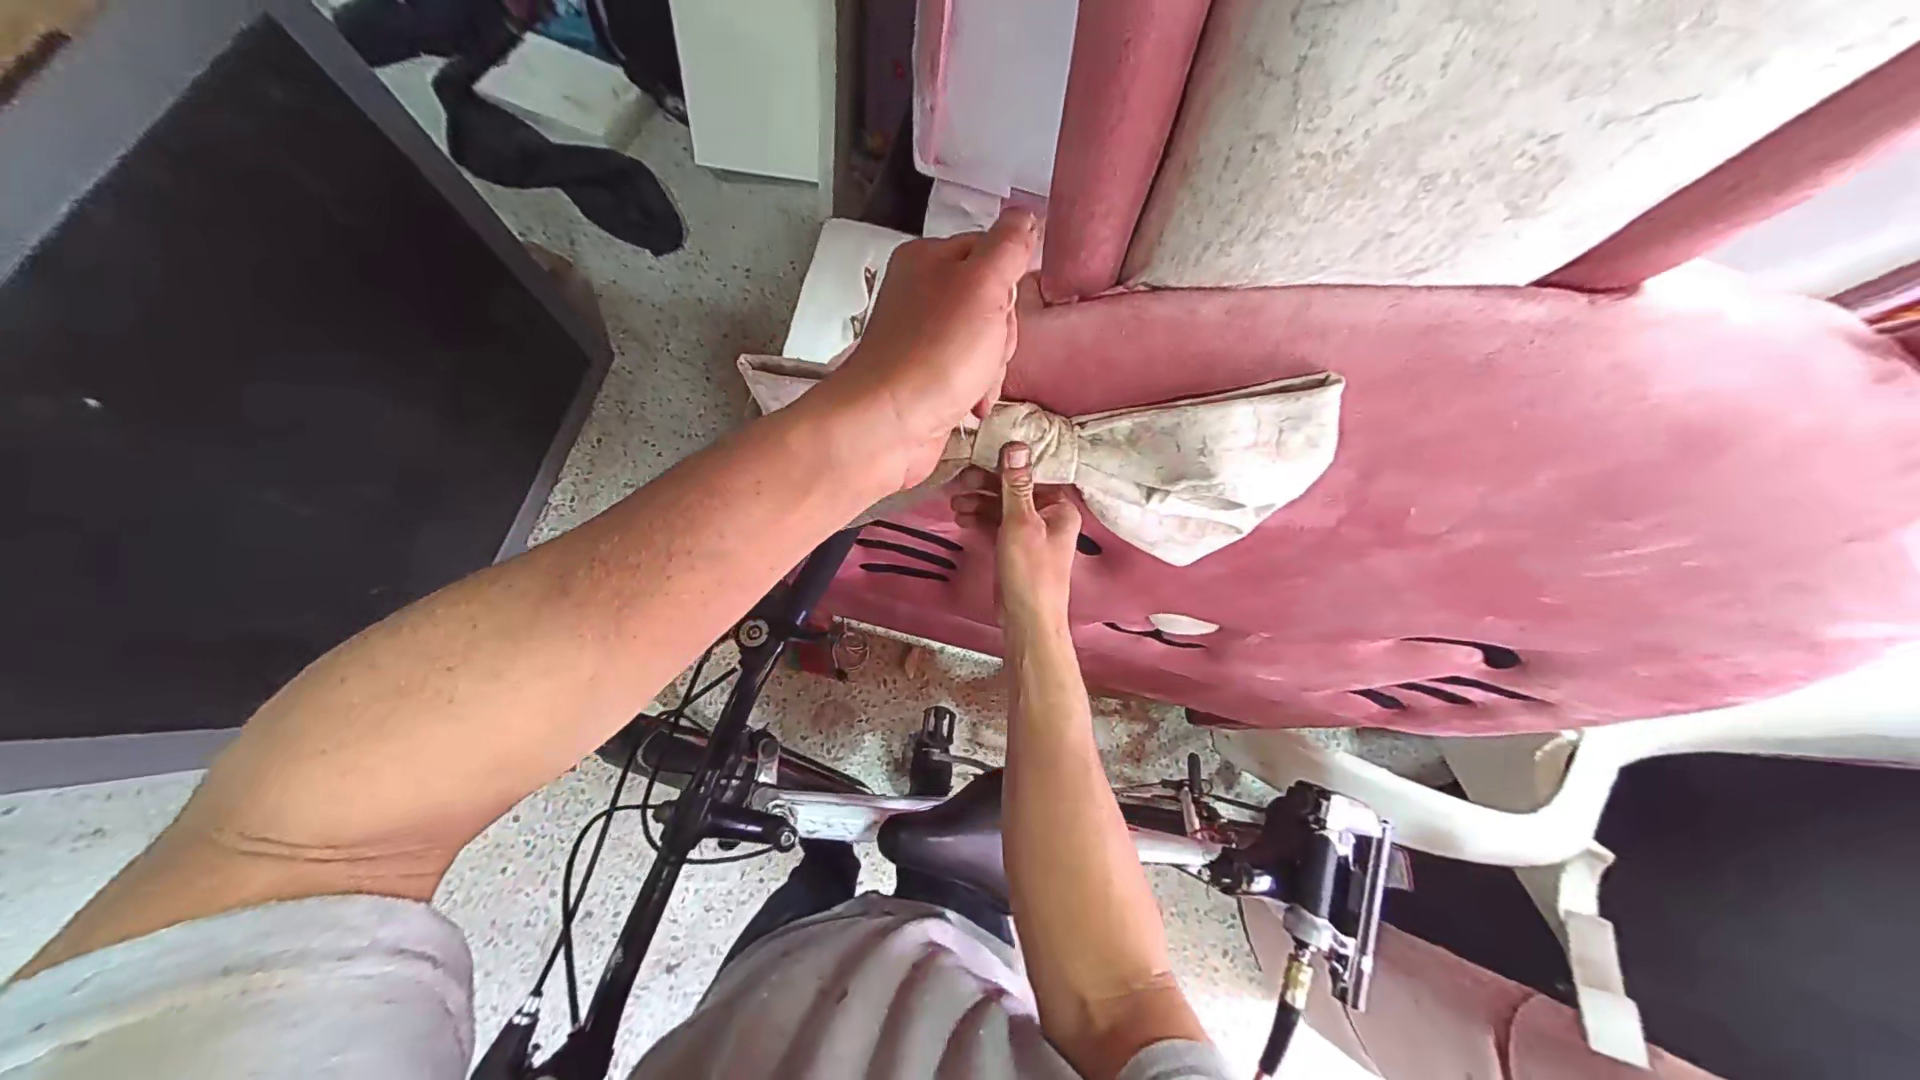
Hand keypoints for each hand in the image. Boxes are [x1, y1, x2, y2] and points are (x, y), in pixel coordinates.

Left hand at [815, 209, 1038, 491]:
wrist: (889, 425)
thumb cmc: (930, 357)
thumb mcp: (982, 286)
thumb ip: (1008, 246)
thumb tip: (1025, 217)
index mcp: (929, 260)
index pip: (992, 253)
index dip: (1008, 285)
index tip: (1003, 307)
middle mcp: (923, 296)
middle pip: (994, 302)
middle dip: (1001, 333)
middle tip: (985, 347)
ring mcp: (925, 340)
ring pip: (987, 343)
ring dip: (992, 367)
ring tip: (974, 381)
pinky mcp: (929, 377)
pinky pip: (973, 375)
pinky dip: (978, 391)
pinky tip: (970, 402)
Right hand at [951, 442, 1080, 632]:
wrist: (1027, 619)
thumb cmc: (1031, 573)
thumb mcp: (1020, 523)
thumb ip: (1016, 485)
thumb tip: (1016, 447)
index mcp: (1060, 508)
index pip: (1032, 475)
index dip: (1005, 465)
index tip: (980, 458)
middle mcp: (1049, 518)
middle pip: (1014, 491)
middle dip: (986, 487)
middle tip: (961, 482)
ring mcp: (1031, 534)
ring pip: (1002, 509)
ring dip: (978, 504)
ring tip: (955, 504)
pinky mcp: (1015, 548)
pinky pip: (996, 526)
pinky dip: (980, 521)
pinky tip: (961, 518)